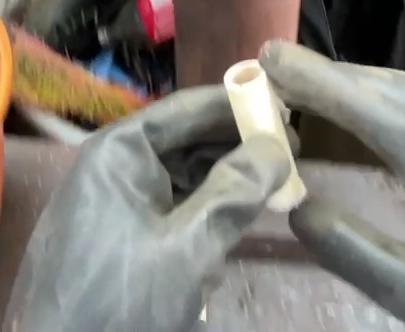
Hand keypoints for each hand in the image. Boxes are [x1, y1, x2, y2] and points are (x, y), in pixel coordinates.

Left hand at [5, 86, 291, 331]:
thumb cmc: (118, 299)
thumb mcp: (186, 250)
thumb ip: (232, 196)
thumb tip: (275, 148)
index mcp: (120, 149)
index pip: (187, 109)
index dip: (237, 105)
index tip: (284, 110)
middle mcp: (115, 163)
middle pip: (186, 141)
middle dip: (236, 149)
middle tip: (290, 156)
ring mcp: (114, 199)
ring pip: (181, 177)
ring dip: (224, 183)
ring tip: (272, 189)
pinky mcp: (118, 235)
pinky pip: (169, 208)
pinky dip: (203, 213)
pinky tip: (232, 226)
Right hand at [260, 41, 404, 331]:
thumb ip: (355, 251)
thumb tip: (292, 204)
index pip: (350, 94)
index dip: (303, 72)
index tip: (258, 55)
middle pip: (370, 80)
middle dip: (317, 73)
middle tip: (266, 79)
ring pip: (396, 85)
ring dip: (347, 81)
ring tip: (305, 89)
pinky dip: (377, 94)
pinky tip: (369, 113)